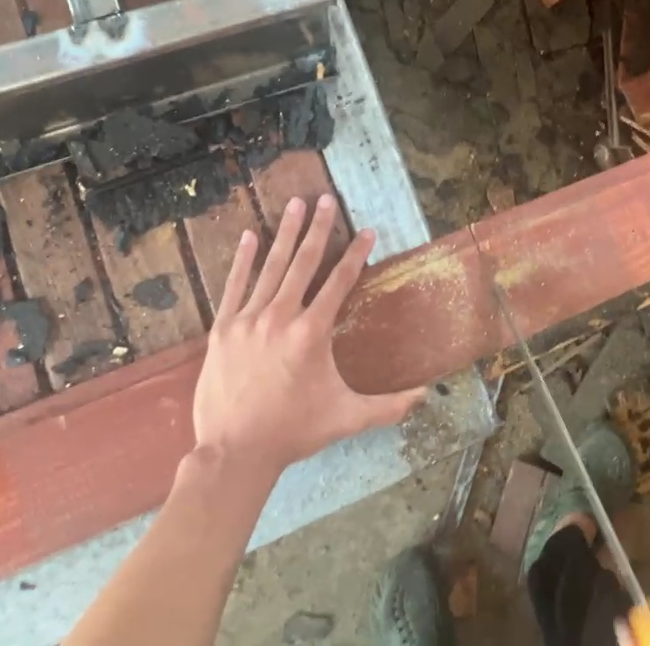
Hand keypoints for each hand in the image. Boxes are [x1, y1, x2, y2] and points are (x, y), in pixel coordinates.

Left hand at [189, 195, 427, 476]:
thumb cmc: (295, 432)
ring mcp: (248, 320)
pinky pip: (234, 286)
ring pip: (271, 267)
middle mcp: (280, 318)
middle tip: (326, 199)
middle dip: (319, 228)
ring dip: (285, 234)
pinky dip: (243, 260)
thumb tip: (426, 396)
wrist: (235, 451)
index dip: (356, 255)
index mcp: (312, 333)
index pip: (339, 282)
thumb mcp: (347, 417)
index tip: (367, 231)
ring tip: (295, 204)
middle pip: (305, 263)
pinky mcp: (223, 330)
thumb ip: (389, 405)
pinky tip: (250, 236)